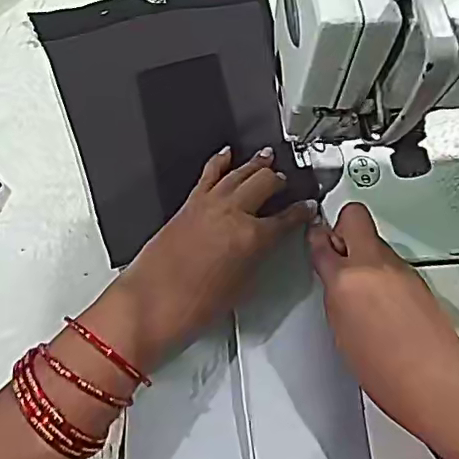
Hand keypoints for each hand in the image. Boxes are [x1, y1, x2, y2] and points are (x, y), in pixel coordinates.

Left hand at [107, 147, 316, 364]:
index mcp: (253, 238)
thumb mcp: (242, 287)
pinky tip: (226, 154)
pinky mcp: (189, 203)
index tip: (306, 207)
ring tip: (267, 157)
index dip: (301, 212)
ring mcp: (209, 204)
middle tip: (286, 182)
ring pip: (239, 173)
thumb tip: (261, 247)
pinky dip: (220, 161)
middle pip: (265, 183)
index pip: (286, 218)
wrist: (153, 301)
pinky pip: (209, 174)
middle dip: (280, 180)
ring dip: (256, 164)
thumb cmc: (192, 303)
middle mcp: (232, 214)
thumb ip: (257, 258)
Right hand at [309, 203, 458, 457]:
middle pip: (354, 217)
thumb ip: (333, 292)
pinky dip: (383, 272)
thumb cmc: (391, 374)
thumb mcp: (340, 331)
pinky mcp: (419, 279)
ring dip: (364, 253)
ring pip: (375, 239)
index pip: (322, 238)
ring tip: (361, 285)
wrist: (439, 387)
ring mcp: (401, 269)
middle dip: (342, 227)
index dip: (317, 238)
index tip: (316, 241)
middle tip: (337, 249)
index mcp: (347, 279)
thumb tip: (331, 275)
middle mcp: (376, 265)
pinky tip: (381, 300)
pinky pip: (392, 261)